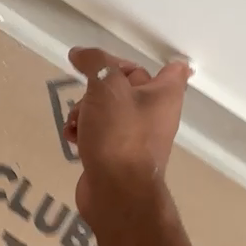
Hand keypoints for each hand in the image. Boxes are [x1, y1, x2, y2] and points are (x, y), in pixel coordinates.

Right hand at [63, 47, 192, 226]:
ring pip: (107, 109)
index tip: (127, 60)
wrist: (116, 191)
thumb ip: (94, 63)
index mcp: (163, 94)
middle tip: (86, 93)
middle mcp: (155, 113)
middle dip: (98, 86)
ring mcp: (136, 136)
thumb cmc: (119, 133)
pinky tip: (73, 137)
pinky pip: (99, 132)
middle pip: (126, 85)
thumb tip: (80, 53)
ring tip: (76, 121)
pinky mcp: (117, 154)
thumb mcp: (106, 86)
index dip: (155, 60)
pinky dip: (84, 131)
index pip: (172, 69)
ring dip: (85, 109)